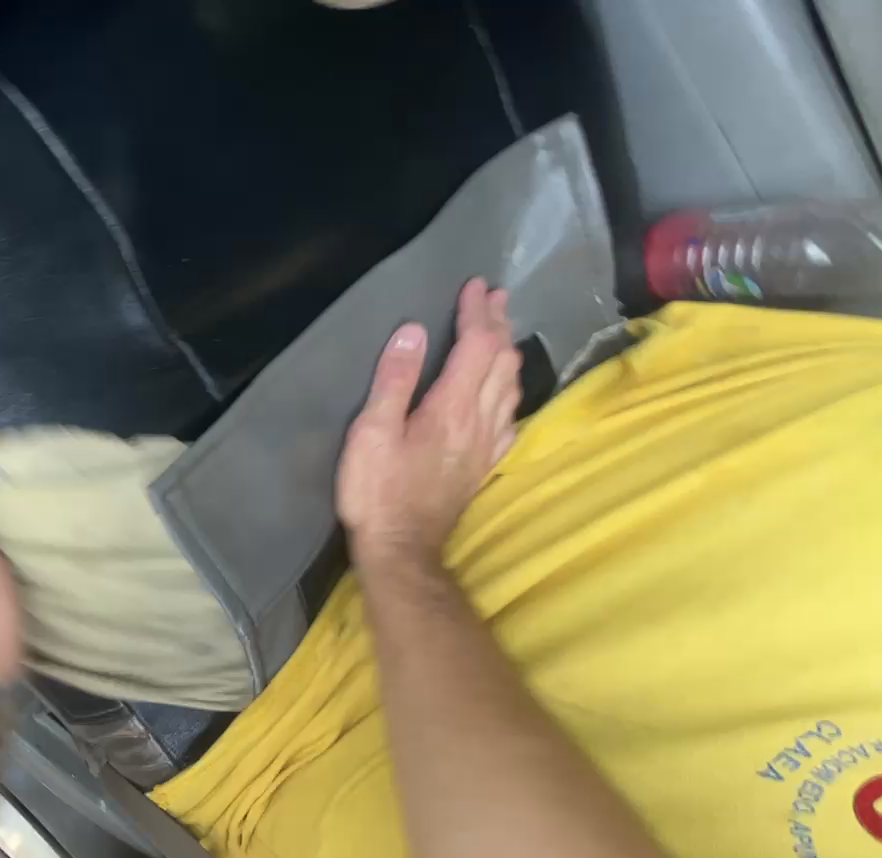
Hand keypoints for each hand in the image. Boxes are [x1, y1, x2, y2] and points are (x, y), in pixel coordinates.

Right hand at [336, 277, 520, 570]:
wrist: (400, 548)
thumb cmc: (377, 491)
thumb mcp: (371, 433)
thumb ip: (394, 381)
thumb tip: (414, 332)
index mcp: (451, 407)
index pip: (476, 346)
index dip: (478, 313)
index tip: (475, 285)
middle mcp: (479, 420)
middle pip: (501, 361)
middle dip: (498, 325)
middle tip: (495, 298)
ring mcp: (486, 445)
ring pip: (511, 387)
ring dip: (508, 353)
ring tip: (501, 334)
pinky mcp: (483, 465)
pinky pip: (509, 418)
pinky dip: (510, 392)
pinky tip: (506, 394)